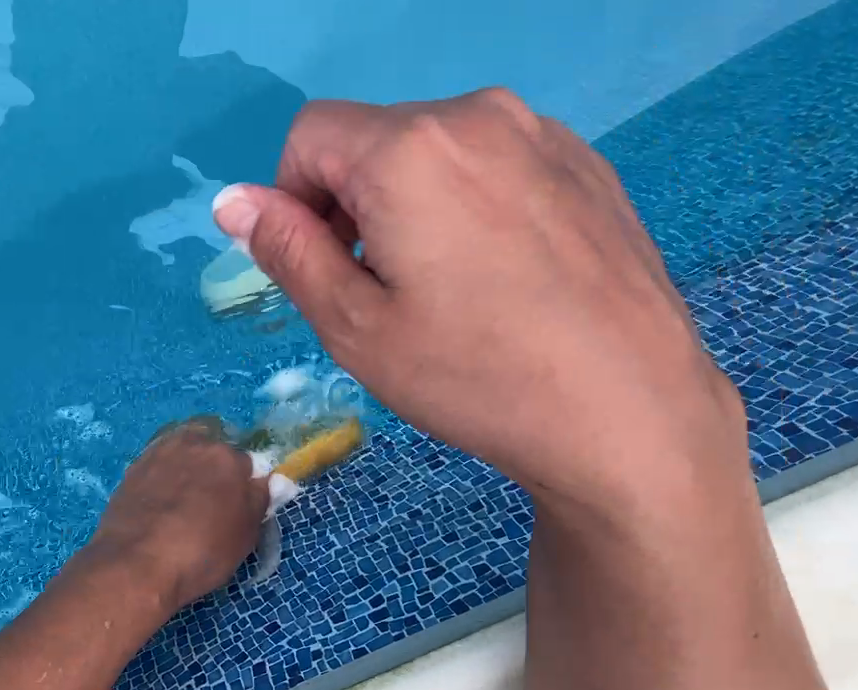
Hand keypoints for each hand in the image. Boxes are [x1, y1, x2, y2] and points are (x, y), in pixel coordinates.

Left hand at [84, 420, 267, 609]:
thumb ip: (257, 500)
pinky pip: (156, 468)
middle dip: (213, 470)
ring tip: (180, 503)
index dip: (243, 486)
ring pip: (181, 454)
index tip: (235, 508)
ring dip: (185, 469)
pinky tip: (158, 505)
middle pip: (211, 450)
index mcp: (227, 457)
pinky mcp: (131, 470)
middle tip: (208, 503)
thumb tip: (261, 480)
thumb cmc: (201, 553)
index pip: (246, 464)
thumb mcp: (245, 535)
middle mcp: (192, 444)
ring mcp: (157, 454)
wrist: (136, 565)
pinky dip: (161, 480)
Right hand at [211, 90, 748, 519]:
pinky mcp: (587, 166)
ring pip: (436, 154)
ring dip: (409, 208)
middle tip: (379, 296)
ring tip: (444, 293)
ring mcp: (543, 135)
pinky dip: (469, 209)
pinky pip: (495, 167)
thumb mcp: (354, 327)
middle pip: (375, 141)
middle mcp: (478, 115)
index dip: (292, 201)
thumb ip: (288, 252)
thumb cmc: (472, 375)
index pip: (310, 137)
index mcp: (409, 150)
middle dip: (351, 206)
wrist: (625, 408)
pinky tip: (501, 281)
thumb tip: (232, 200)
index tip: (319, 270)